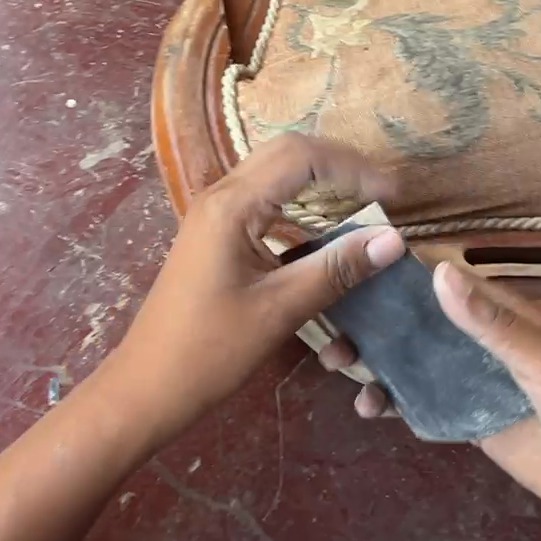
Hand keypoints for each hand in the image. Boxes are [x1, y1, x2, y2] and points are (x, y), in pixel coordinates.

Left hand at [106, 134, 403, 439]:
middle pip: (289, 154)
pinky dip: (299, 208)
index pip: (303, 157)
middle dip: (340, 167)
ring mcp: (215, 212)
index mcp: (232, 204)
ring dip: (319, 183)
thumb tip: (392, 239)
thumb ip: (336, 269)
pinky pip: (264, 201)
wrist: (146, 387)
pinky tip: (322, 235)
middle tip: (381, 194)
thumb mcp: (279, 309)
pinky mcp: (216, 233)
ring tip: (361, 207)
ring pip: (275, 175)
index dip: (354, 169)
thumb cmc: (208, 351)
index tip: (394, 197)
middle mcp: (221, 195)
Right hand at [320, 260, 540, 535]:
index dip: (392, 268)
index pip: (435, 276)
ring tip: (336, 363)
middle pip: (410, 315)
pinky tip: (368, 408)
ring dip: (370, 355)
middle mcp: (471, 336)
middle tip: (327, 322)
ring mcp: (463, 377)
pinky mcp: (460, 415)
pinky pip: (415, 400)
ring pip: (405, 355)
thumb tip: (437, 273)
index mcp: (495, 311)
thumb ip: (494, 323)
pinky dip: (387, 398)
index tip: (344, 263)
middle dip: (369, 315)